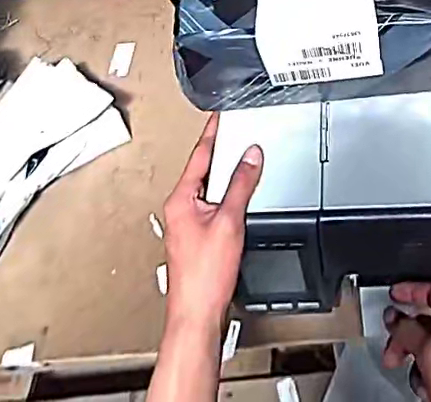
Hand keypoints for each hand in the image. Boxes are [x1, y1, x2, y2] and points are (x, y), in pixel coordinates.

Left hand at [161, 112, 261, 329]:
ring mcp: (186, 224)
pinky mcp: (196, 236)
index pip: (200, 155)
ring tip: (241, 160)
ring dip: (225, 175)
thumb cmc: (204, 275)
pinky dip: (226, 194)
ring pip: (208, 188)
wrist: (197, 315)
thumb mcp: (229, 220)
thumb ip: (242, 184)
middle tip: (236, 132)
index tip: (220, 116)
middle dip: (222, 151)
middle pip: (204, 169)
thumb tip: (250, 156)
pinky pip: (212, 203)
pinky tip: (238, 196)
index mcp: (181, 199)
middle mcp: (180, 209)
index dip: (212, 133)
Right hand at [381, 282, 430, 401]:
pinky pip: (430, 371)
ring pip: (425, 349)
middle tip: (390, 341)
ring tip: (405, 368)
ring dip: (411, 358)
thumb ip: (410, 331)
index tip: (394, 293)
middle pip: (426, 323)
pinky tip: (422, 386)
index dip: (412, 290)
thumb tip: (394, 316)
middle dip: (405, 332)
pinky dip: (421, 377)